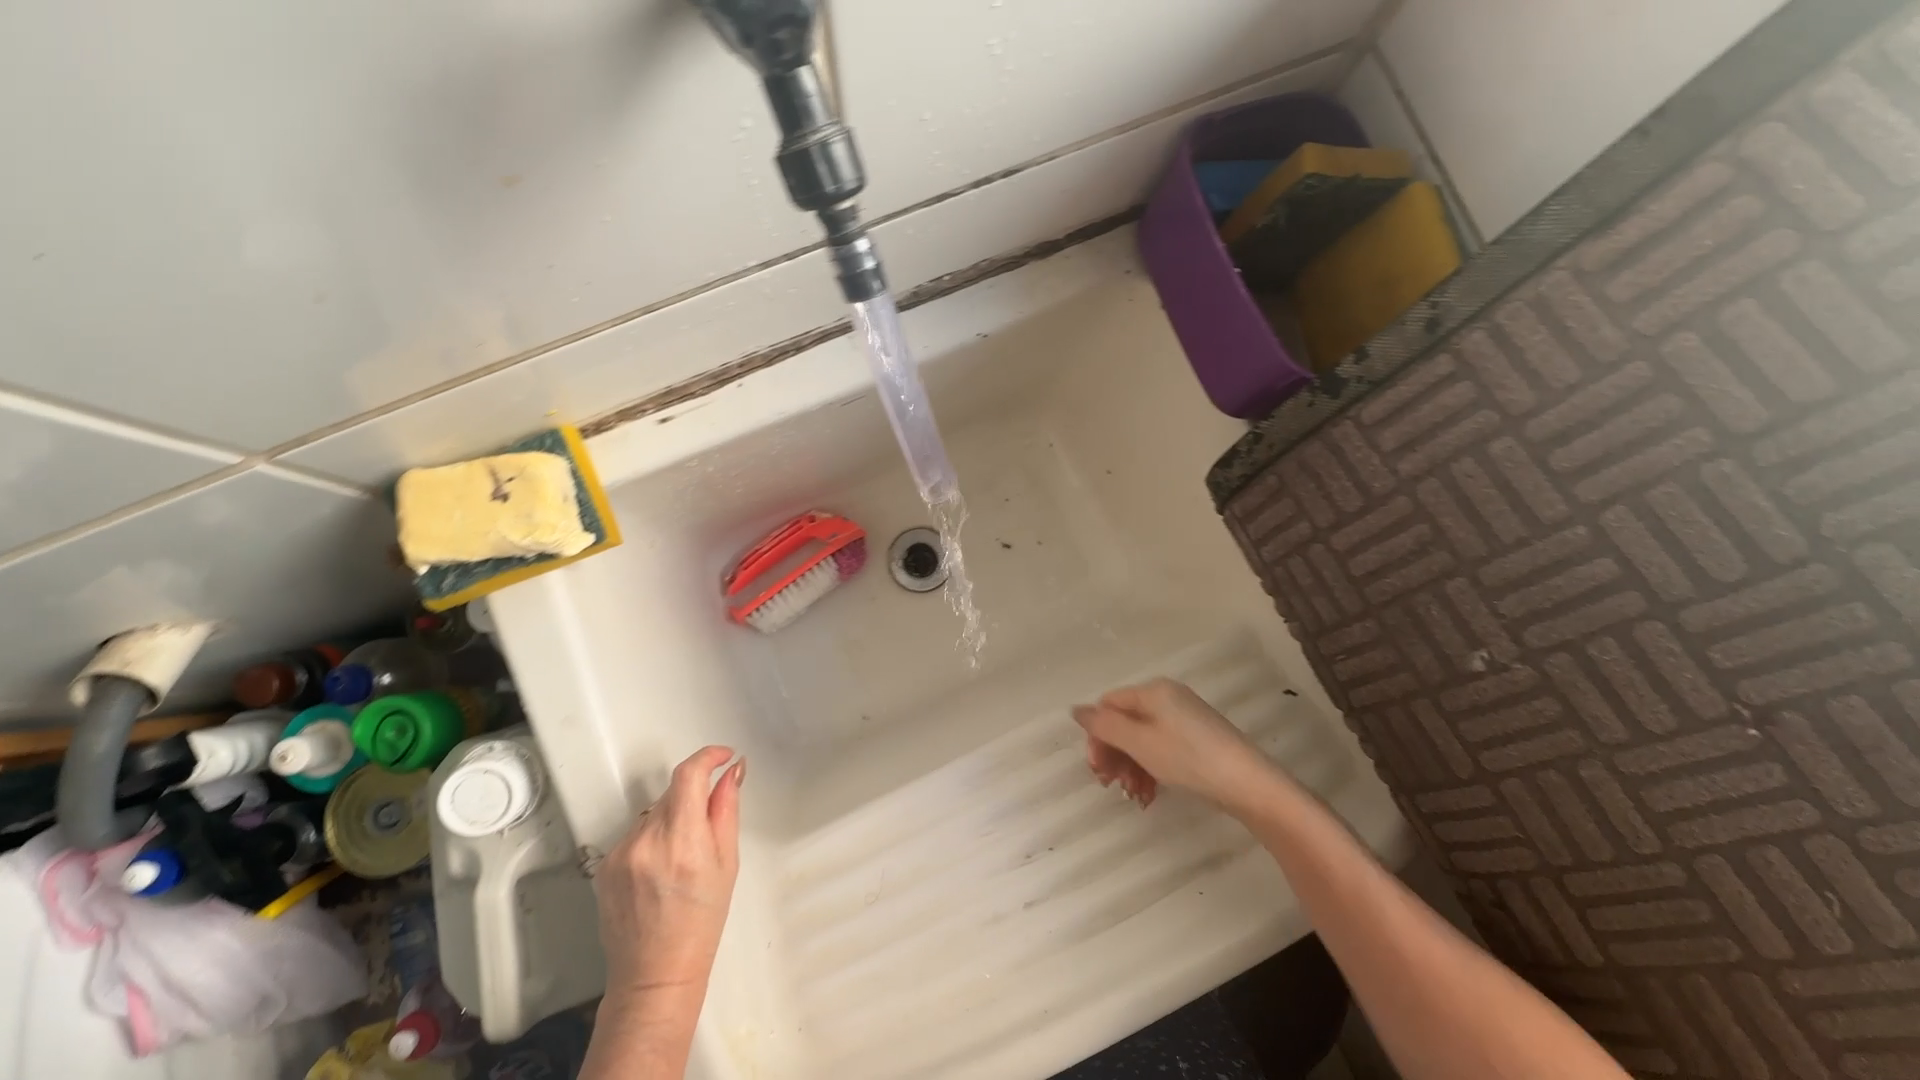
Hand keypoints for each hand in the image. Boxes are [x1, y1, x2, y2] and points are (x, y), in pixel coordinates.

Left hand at [593, 746, 744, 998]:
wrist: (656, 972)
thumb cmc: (700, 925)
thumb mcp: (727, 864)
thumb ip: (726, 811)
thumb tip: (730, 773)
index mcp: (682, 842)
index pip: (689, 775)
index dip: (707, 757)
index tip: (721, 756)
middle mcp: (646, 842)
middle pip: (672, 792)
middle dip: (693, 797)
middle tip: (707, 829)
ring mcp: (620, 854)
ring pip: (653, 813)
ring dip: (670, 820)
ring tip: (680, 862)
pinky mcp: (604, 865)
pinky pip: (634, 834)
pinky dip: (650, 840)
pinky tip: (658, 873)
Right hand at [1071, 678, 1274, 809]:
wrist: (1248, 784)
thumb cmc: (1188, 759)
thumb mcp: (1139, 742)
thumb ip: (1104, 726)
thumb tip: (1075, 710)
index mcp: (1153, 692)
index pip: (1108, 706)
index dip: (1096, 736)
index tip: (1097, 769)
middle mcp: (1168, 699)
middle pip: (1124, 724)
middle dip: (1113, 755)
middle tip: (1111, 785)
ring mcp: (1184, 721)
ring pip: (1142, 742)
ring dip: (1130, 768)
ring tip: (1134, 796)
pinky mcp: (1197, 742)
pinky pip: (1162, 751)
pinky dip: (1150, 771)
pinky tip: (1149, 795)